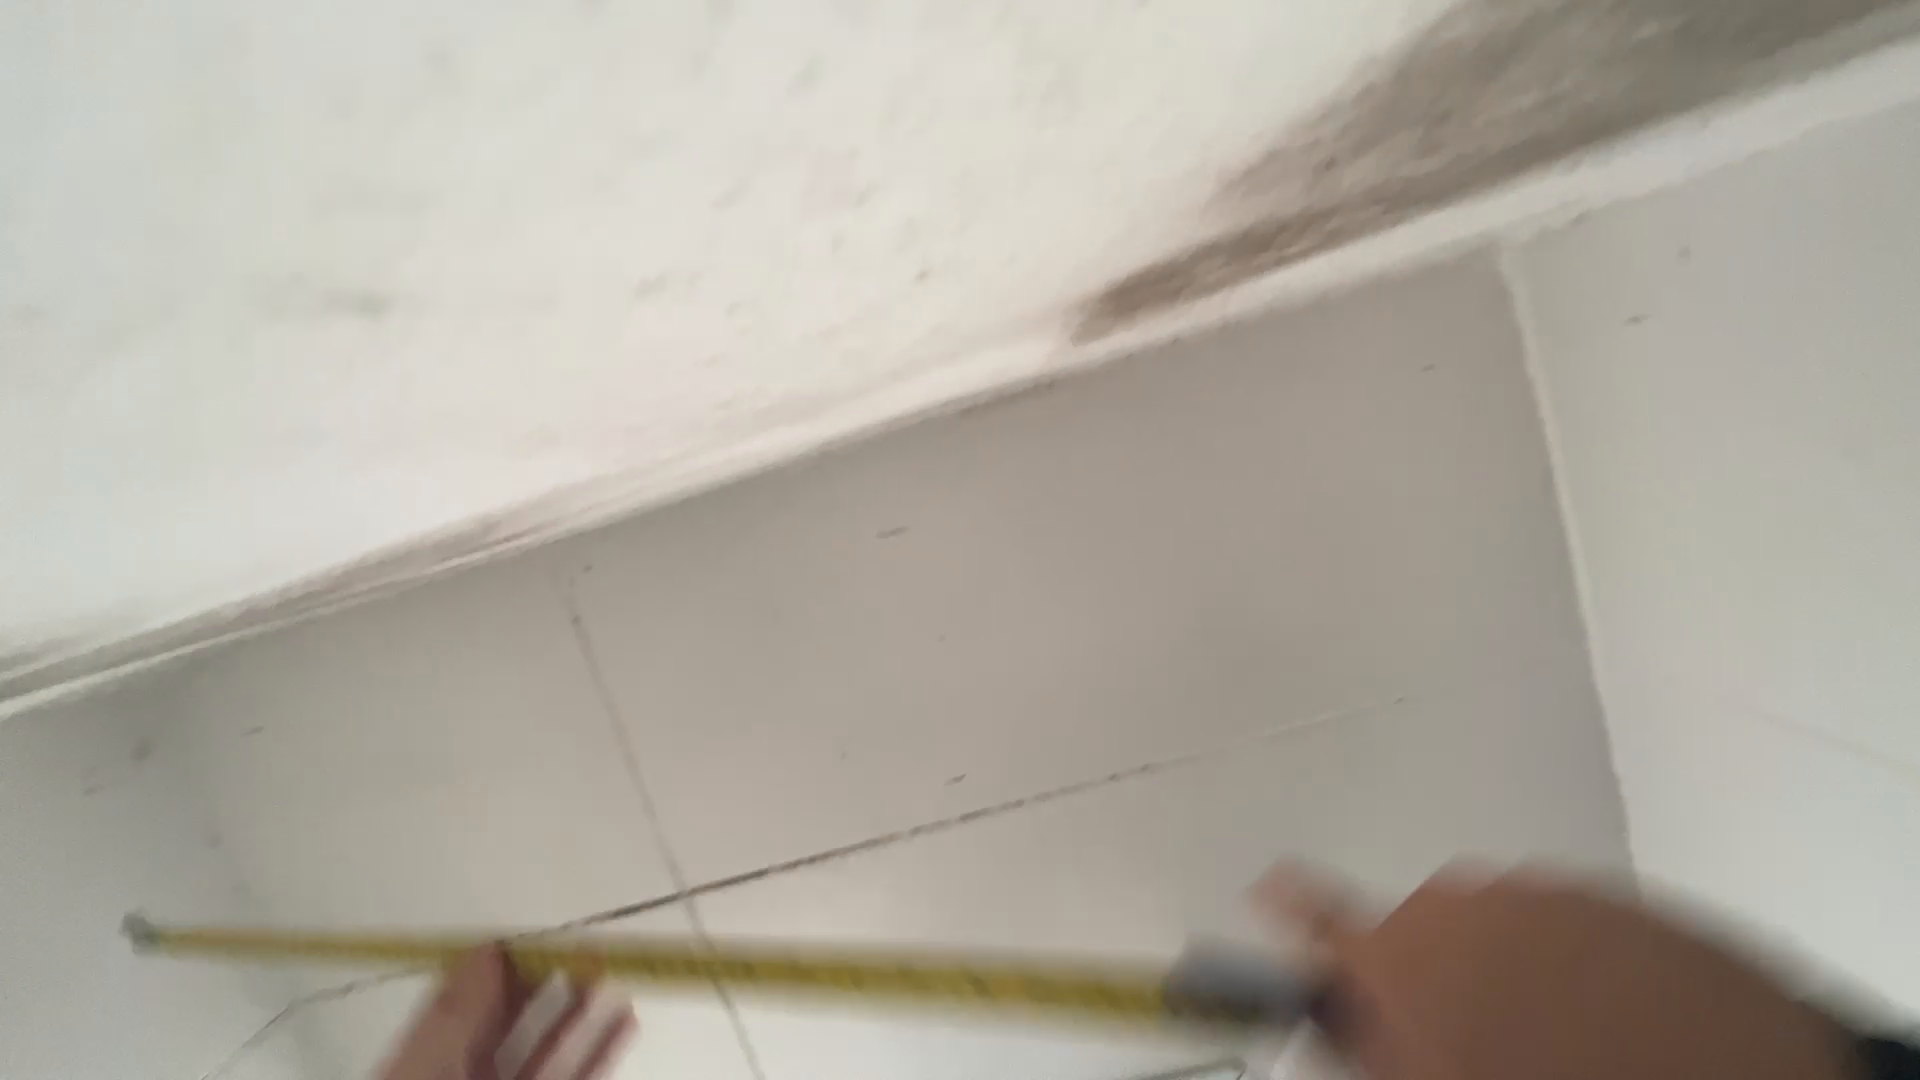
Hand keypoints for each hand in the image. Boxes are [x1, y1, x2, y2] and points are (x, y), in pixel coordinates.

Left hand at [378, 946, 636, 1079]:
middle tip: (582, 947)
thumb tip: (487, 948)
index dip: (490, 976)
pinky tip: (625, 1020)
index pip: (455, 1015)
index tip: (530, 939)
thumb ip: (455, 1016)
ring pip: (546, 1056)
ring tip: (612, 974)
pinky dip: (601, 1051)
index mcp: (424, 1072)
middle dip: (542, 989)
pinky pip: (578, 1078)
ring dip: (580, 1015)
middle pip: (503, 1032)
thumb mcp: (427, 1074)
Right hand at [1257, 864, 1856, 1079]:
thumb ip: (1368, 1051)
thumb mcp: (1430, 1079)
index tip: (1263, 891)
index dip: (1282, 904)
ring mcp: (1531, 895)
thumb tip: (1328, 1026)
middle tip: (1480, 1043)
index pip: (1311, 910)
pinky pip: (1561, 926)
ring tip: (1566, 1041)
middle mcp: (1450, 904)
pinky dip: (1572, 966)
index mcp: (1401, 955)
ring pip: (1491, 931)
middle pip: (1413, 932)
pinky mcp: (1608, 897)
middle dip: (1431, 978)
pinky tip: (1620, 1022)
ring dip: (1506, 973)